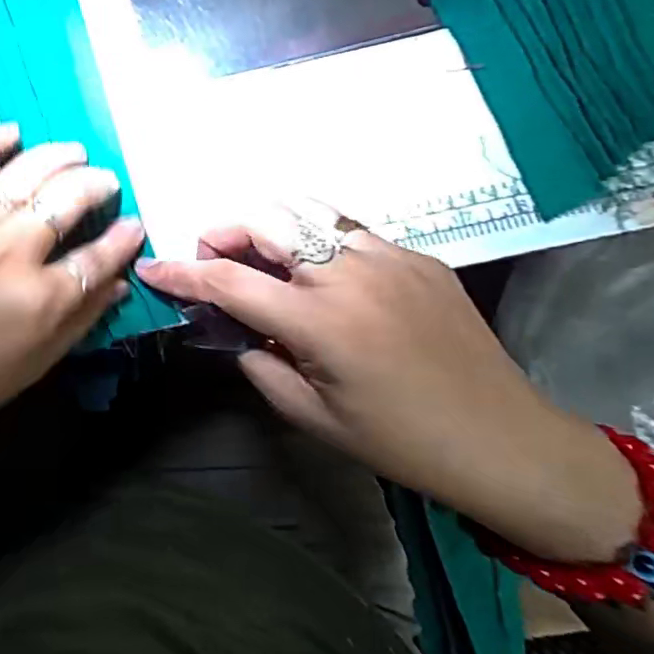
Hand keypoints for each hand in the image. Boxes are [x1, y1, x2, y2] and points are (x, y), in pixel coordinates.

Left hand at [0, 125, 144, 472]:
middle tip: (108, 183)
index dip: (124, 238)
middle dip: (98, 184)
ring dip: (58, 156)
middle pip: (67, 200)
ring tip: (76, 153)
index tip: (136, 224)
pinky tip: (12, 132)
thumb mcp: (36, 363)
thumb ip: (83, 317)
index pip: (98, 255)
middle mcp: (9, 252)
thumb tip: (119, 281)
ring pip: (25, 173)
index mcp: (39, 298)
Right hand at [136, 202, 639, 561]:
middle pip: (267, 221)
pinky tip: (322, 272)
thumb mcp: (312, 416)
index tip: (151, 267)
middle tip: (213, 256)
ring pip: (310, 212)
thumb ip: (260, 364)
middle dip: (225, 232)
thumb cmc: (399, 441)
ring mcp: (389, 256)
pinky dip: (318, 241)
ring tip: (262, 255)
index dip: (181, 274)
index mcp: (319, 322)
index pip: (229, 282)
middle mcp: (350, 274)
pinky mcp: (418, 256)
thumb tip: (235, 330)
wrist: (501, 438)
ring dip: (271, 226)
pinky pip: (351, 232)